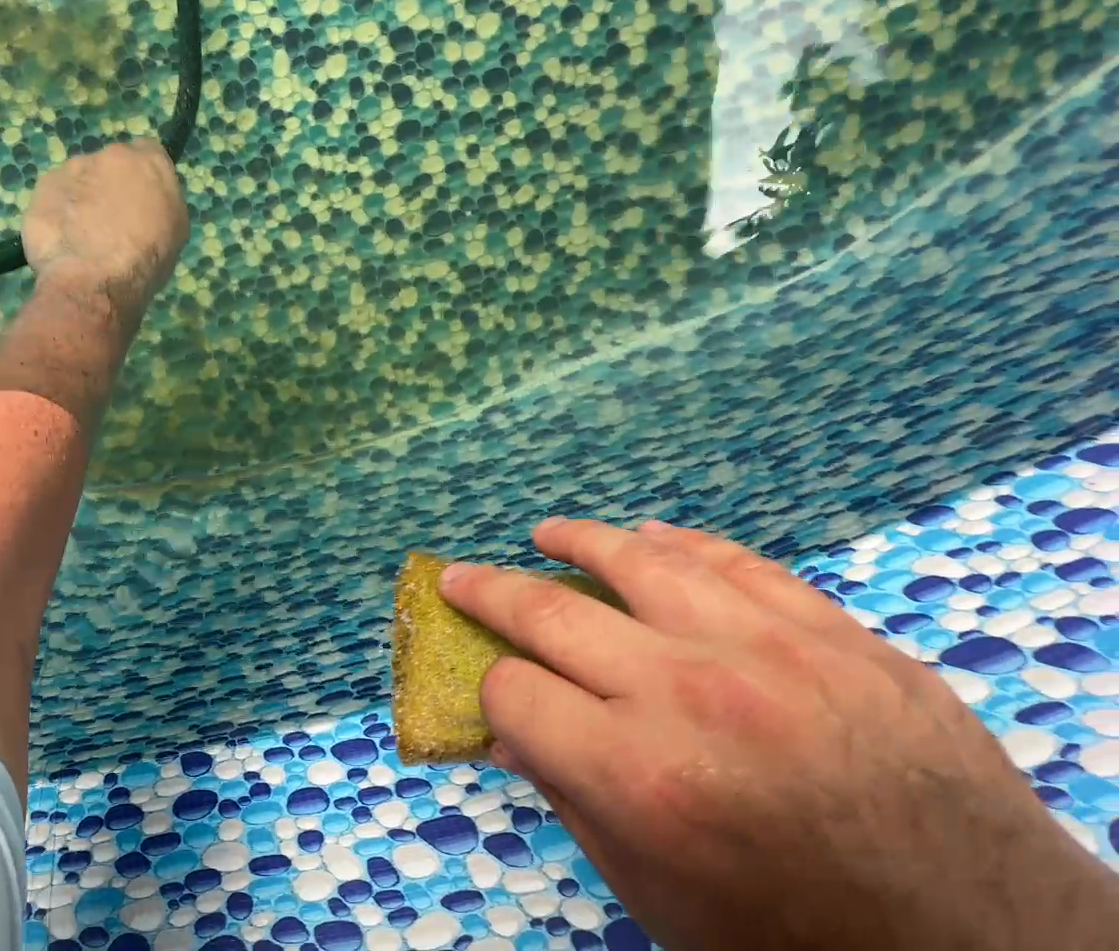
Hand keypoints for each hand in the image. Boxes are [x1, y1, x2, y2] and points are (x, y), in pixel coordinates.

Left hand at [21, 139, 187, 321]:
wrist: (94, 281)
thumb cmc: (146, 262)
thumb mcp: (175, 232)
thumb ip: (161, 203)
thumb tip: (147, 202)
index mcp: (149, 163)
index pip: (147, 152)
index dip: (140, 177)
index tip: (137, 199)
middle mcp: (110, 154)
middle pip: (109, 164)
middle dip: (107, 186)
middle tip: (107, 223)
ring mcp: (72, 168)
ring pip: (77, 179)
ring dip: (79, 199)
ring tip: (79, 236)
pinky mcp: (43, 187)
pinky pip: (52, 196)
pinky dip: (56, 213)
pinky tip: (60, 240)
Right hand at [438, 517, 1118, 950]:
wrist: (984, 947)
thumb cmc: (790, 933)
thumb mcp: (654, 890)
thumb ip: (569, 797)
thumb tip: (506, 730)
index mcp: (635, 774)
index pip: (511, 694)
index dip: (493, 699)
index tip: (501, 705)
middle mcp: (689, 695)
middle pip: (549, 613)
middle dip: (487, 592)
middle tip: (459, 578)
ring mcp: (770, 653)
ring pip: (640, 561)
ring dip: (576, 541)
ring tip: (544, 534)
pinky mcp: (838, 635)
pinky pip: (738, 564)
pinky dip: (681, 544)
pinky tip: (649, 536)